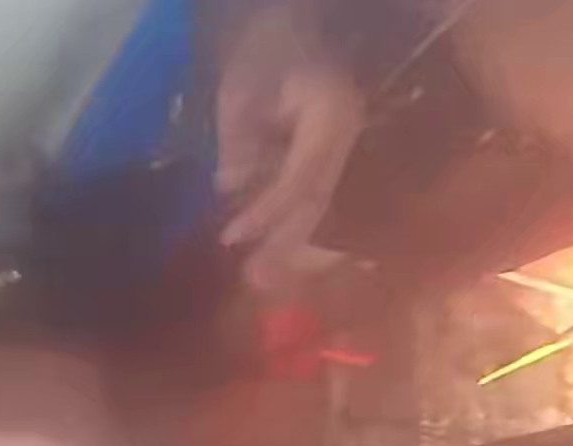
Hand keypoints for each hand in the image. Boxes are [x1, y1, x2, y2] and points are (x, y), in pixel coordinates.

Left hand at [216, 2, 363, 292]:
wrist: (284, 36)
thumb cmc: (261, 60)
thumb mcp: (240, 94)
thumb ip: (238, 139)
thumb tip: (231, 183)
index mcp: (330, 114)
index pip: (303, 174)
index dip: (268, 211)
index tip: (230, 238)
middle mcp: (342, 136)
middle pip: (315, 200)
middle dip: (283, 245)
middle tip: (251, 281)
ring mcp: (336, 151)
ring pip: (314, 207)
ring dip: (287, 249)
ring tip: (258, 283)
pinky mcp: (319, 164)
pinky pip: (303, 204)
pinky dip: (283, 234)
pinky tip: (264, 264)